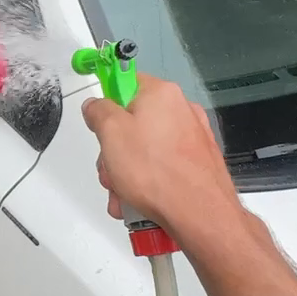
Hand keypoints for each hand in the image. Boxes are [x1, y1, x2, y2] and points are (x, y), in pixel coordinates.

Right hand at [81, 75, 243, 246]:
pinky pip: (160, 165)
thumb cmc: (153, 170)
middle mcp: (181, 110)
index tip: (99, 124)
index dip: (107, 102)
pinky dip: (146, 181)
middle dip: (114, 148)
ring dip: (125, 170)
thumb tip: (96, 106)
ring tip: (122, 193)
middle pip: (132, 120)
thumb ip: (97, 111)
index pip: (125, 81)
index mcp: (161, 94)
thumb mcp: (110, 133)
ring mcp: (192, 138)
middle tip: (110, 168)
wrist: (200, 214)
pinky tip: (137, 200)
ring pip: (144, 147)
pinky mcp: (197, 163)